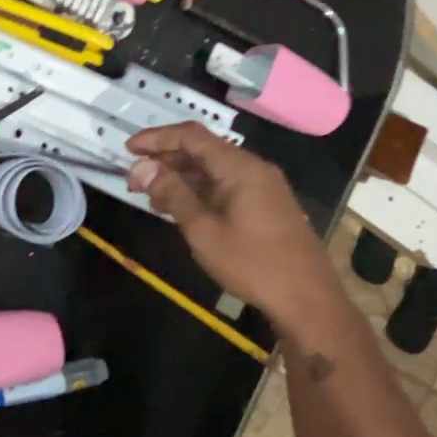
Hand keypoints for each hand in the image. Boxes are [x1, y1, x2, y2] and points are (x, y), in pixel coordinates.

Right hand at [126, 123, 338, 323]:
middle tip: (136, 181)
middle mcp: (253, 168)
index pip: (192, 135)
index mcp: (240, 168)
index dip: (157, 138)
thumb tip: (142, 168)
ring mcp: (263, 187)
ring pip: (213, 169)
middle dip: (165, 160)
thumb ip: (173, 194)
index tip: (129, 150)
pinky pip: (225, 184)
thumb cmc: (252, 264)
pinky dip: (199, 190)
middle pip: (202, 149)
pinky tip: (181, 209)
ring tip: (153, 198)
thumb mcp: (203, 230)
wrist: (308, 301)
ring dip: (181, 177)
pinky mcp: (266, 204)